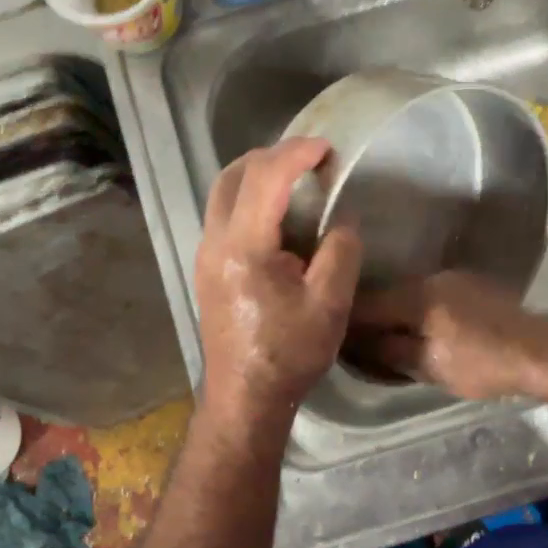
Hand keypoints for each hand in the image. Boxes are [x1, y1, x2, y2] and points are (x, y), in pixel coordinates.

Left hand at [195, 139, 361, 424]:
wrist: (245, 397)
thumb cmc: (289, 353)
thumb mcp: (330, 304)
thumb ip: (341, 251)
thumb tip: (341, 221)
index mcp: (244, 246)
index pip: (266, 177)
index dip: (298, 153)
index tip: (329, 149)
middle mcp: (214, 241)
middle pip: (233, 174)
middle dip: (273, 156)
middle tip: (311, 161)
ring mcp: (205, 255)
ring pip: (222, 193)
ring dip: (258, 176)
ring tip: (297, 182)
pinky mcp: (208, 270)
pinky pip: (224, 216)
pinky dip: (250, 199)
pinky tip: (279, 218)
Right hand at [347, 271, 547, 399]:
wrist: (542, 353)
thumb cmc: (484, 364)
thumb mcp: (430, 366)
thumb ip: (390, 351)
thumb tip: (354, 341)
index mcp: (417, 295)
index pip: (366, 303)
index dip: (346, 320)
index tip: (331, 334)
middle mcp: (432, 278)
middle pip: (388, 295)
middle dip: (371, 316)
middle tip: (357, 342)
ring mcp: (456, 279)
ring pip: (411, 295)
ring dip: (397, 313)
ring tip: (389, 339)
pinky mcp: (474, 287)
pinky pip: (433, 296)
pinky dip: (420, 311)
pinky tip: (422, 330)